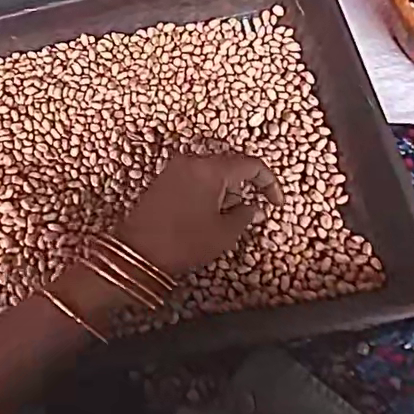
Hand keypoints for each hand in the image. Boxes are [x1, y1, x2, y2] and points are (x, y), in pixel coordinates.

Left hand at [113, 152, 280, 276]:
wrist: (137, 252)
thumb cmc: (183, 242)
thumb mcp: (224, 233)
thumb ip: (245, 215)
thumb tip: (254, 207)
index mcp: (211, 169)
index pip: (251, 165)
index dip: (269, 183)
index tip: (276, 202)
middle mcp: (191, 161)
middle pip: (230, 165)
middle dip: (245, 187)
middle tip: (249, 212)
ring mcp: (174, 169)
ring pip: (211, 171)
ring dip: (225, 189)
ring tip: (225, 218)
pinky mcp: (163, 180)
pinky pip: (194, 177)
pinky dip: (207, 190)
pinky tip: (206, 214)